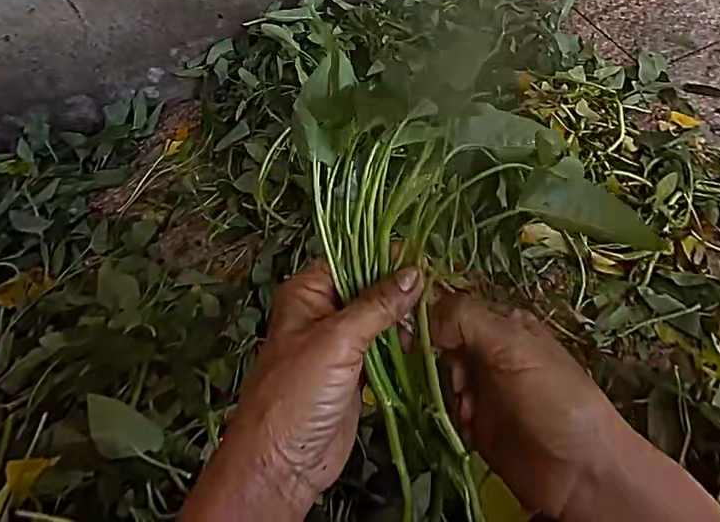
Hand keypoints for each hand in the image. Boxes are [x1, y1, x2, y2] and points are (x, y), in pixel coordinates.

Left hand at [182, 262, 422, 521]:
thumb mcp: (337, 340)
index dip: (385, 254)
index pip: (353, 257)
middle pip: (370, 285)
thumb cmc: (296, 394)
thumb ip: (377, 305)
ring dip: (405, 316)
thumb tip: (414, 273)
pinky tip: (423, 339)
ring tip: (434, 315)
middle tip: (436, 288)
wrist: (282, 466)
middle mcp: (325, 308)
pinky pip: (384, 344)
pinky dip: (403, 342)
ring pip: (380, 315)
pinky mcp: (356, 368)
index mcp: (309, 290)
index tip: (422, 256)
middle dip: (400, 287)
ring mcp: (341, 339)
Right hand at [431, 292, 719, 521]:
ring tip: (464, 402)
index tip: (406, 324)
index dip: (429, 312)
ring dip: (444, 387)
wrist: (583, 474)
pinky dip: (448, 414)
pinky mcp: (478, 424)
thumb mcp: (513, 344)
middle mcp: (489, 350)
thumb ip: (467, 319)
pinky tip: (466, 423)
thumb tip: (423, 310)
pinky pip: (447, 410)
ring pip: (441, 375)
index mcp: (501, 323)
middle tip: (438, 368)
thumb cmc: (554, 396)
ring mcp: (483, 388)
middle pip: (442, 339)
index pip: (454, 305)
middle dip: (433, 353)